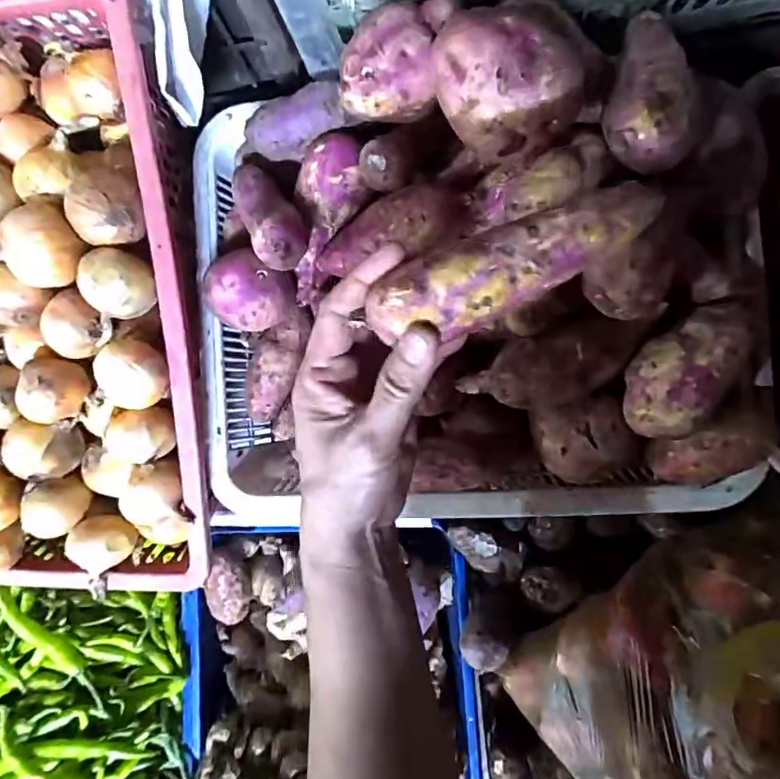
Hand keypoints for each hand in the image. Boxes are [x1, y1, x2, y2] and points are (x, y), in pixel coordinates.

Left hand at [293, 245, 459, 560]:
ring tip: (452, 289)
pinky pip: (415, 369)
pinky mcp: (395, 402)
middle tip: (431, 263)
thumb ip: (399, 385)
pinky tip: (459, 332)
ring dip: (420, 321)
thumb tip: (428, 330)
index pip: (336, 314)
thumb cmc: (345, 482)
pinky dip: (435, 353)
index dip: (361, 280)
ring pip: (395, 343)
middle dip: (396, 294)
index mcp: (320, 373)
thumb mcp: (371, 434)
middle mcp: (343, 372)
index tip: (394, 252)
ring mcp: (371, 386)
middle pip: (369, 322)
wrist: (357, 526)